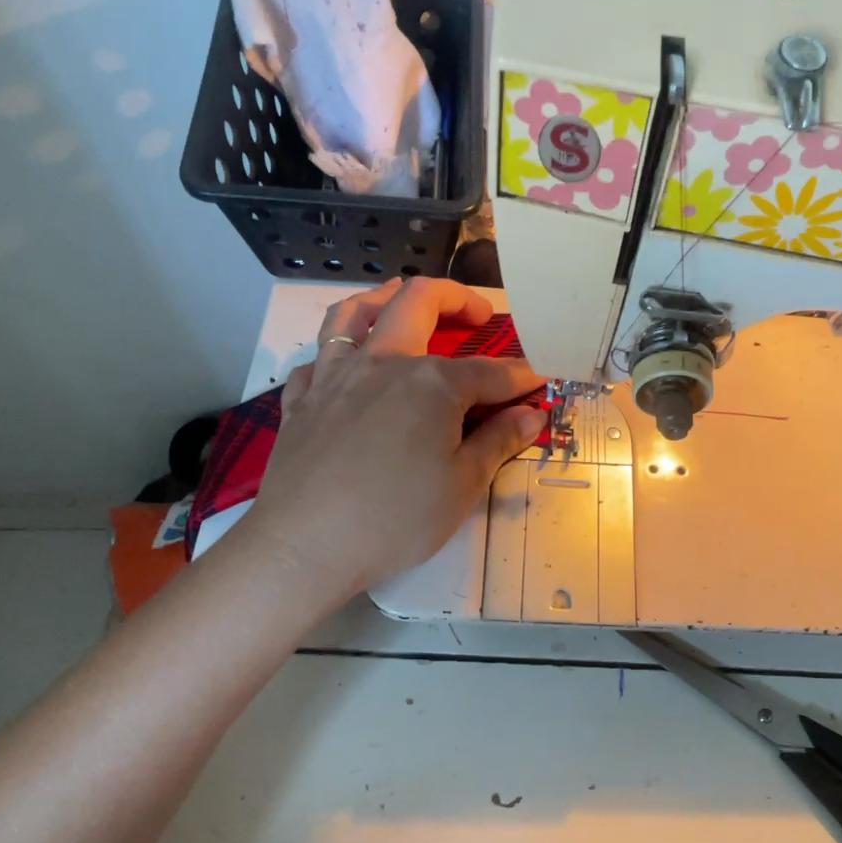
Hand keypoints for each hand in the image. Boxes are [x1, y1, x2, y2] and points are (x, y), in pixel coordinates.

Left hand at [242, 277, 545, 594]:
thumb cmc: (396, 519)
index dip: (519, 376)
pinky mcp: (301, 400)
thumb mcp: (463, 486)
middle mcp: (382, 363)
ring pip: (354, 313)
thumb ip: (499, 442)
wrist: (306, 545)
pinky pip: (317, 357)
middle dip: (457, 299)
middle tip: (478, 314)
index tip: (540, 381)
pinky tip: (346, 367)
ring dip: (386, 297)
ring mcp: (334, 376)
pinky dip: (337, 352)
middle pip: (418, 303)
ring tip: (403, 301)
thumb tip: (531, 414)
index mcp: (431, 382)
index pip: (489, 371)